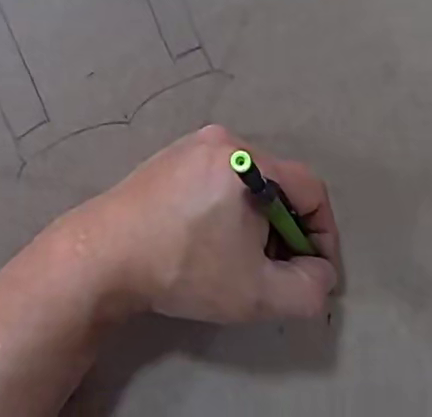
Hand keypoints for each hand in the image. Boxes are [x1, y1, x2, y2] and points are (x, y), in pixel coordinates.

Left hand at [47, 125, 339, 323]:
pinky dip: (229, 207)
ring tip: (242, 259)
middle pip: (278, 182)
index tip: (315, 271)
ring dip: (258, 220)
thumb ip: (310, 287)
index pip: (311, 188)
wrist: (106, 252)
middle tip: (277, 269)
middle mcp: (219, 139)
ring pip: (247, 180)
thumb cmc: (185, 266)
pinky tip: (210, 241)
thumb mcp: (261, 293)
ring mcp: (189, 144)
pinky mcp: (168, 157)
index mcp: (244, 159)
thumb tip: (318, 270)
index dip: (324, 234)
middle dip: (288, 228)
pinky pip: (217, 177)